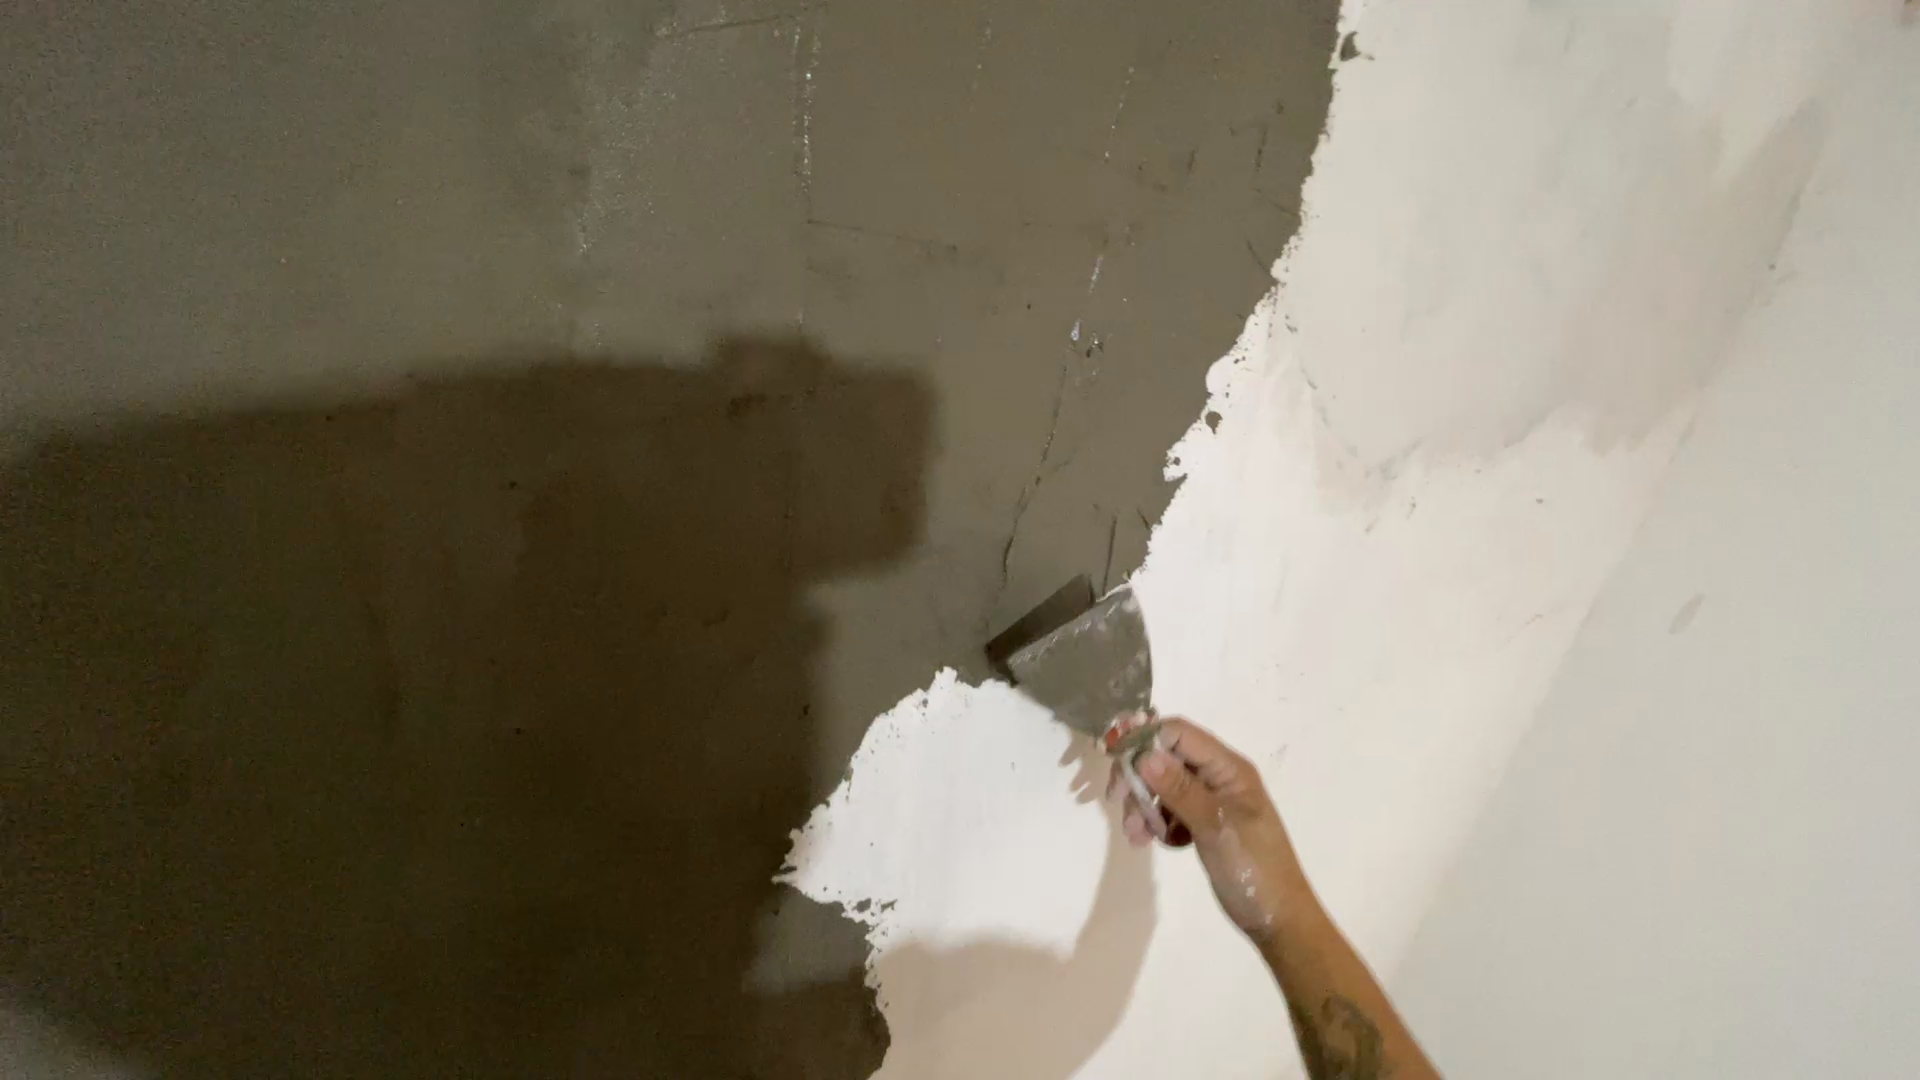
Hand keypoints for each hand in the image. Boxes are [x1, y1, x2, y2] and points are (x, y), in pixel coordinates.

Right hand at [1109, 715, 1310, 941]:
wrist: (1279, 921)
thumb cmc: (1254, 869)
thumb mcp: (1214, 826)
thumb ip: (1179, 788)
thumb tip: (1143, 754)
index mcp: (1228, 768)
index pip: (1179, 733)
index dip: (1145, 741)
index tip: (1117, 764)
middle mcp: (1218, 776)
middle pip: (1165, 758)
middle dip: (1139, 778)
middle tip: (1118, 801)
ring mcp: (1210, 800)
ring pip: (1162, 785)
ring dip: (1143, 805)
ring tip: (1137, 835)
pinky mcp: (1203, 822)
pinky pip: (1169, 810)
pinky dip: (1156, 823)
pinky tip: (1153, 842)